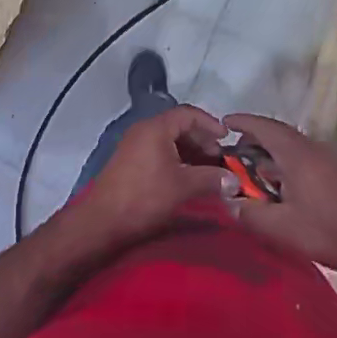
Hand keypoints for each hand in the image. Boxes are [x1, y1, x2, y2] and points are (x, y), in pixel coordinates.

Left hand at [81, 106, 236, 243]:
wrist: (100, 223)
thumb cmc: (144, 197)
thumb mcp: (183, 187)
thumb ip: (211, 179)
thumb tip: (235, 181)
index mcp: (156, 127)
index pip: (189, 114)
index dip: (210, 124)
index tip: (227, 139)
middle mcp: (144, 130)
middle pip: (179, 125)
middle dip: (202, 140)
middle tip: (218, 158)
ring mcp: (134, 145)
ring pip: (169, 140)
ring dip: (190, 152)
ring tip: (207, 170)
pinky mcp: (129, 162)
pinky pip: (159, 151)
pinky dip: (176, 159)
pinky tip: (187, 177)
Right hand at [223, 114, 336, 291]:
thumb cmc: (330, 231)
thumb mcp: (282, 229)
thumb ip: (250, 214)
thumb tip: (227, 202)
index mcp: (297, 154)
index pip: (265, 126)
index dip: (243, 121)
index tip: (223, 122)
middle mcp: (313, 148)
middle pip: (279, 133)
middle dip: (254, 137)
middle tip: (232, 151)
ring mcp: (329, 159)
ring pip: (293, 145)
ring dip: (271, 151)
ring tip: (252, 170)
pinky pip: (304, 157)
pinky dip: (286, 162)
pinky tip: (281, 185)